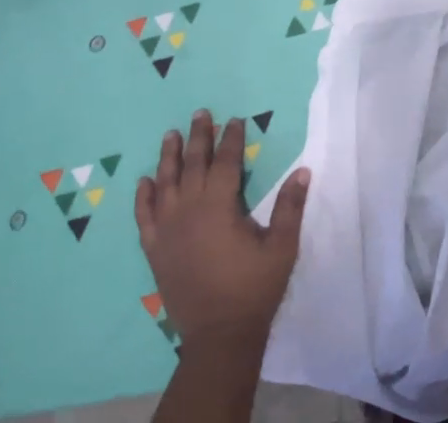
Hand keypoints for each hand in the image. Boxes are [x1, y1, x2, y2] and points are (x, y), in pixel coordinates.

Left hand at [135, 111, 310, 347]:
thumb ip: (290, 207)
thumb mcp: (282, 247)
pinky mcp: (155, 250)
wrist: (219, 335)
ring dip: (169, 157)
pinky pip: (144, 216)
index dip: (231, 139)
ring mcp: (167, 231)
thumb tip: (303, 171)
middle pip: (192, 165)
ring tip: (171, 134)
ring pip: (165, 184)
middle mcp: (188, 212)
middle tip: (200, 114)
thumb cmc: (254, 288)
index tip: (235, 119)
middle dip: (198, 137)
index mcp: (219, 207)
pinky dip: (144, 196)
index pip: (225, 163)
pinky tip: (146, 181)